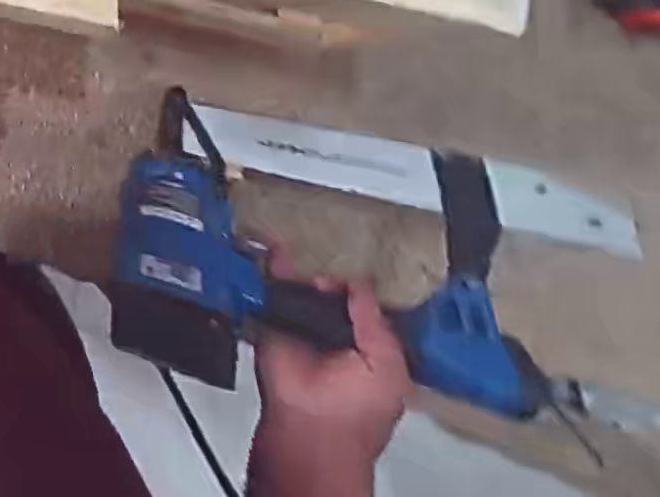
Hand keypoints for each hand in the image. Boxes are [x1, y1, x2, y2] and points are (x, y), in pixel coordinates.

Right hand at [249, 255, 411, 496]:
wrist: (310, 428)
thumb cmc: (358, 405)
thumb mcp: (387, 367)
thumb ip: (375, 322)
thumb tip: (359, 280)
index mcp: (365, 342)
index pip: (364, 302)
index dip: (362, 277)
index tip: (360, 246)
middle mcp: (332, 329)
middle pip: (330, 288)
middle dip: (329, 264)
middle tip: (328, 235)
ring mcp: (300, 323)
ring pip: (301, 285)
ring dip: (300, 262)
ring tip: (302, 231)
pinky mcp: (272, 319)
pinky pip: (273, 288)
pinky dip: (274, 268)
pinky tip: (278, 242)